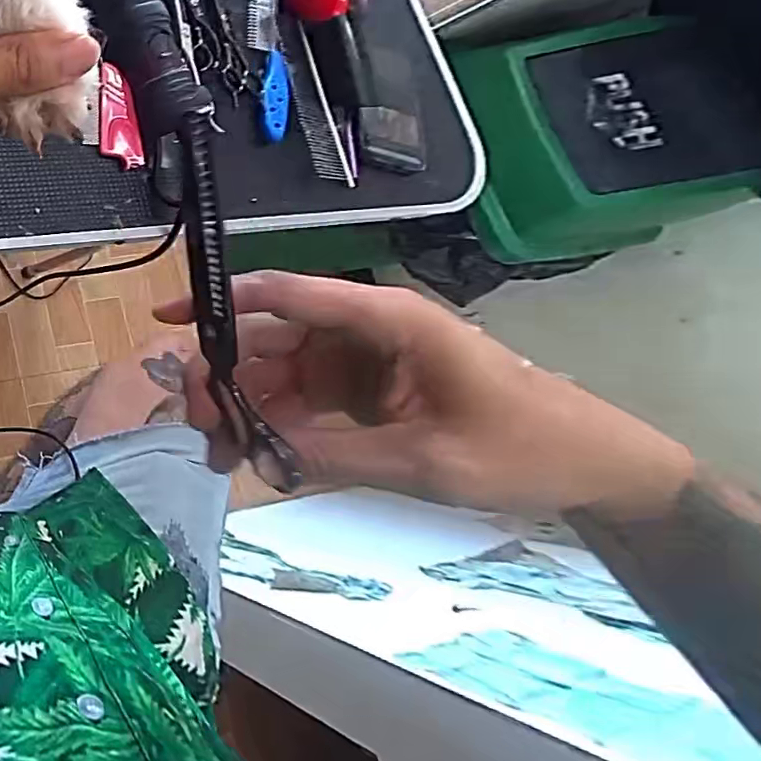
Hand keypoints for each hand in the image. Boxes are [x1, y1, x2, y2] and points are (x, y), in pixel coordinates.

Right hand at [156, 271, 694, 518]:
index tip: (168, 318)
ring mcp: (359, 357)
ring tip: (216, 448)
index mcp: (385, 319)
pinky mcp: (360, 385)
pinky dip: (273, 421)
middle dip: (224, 374)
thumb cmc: (524, 448)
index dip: (222, 301)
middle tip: (197, 422)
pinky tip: (252, 450)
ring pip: (278, 369)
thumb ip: (336, 455)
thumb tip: (258, 457)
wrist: (592, 465)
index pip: (288, 295)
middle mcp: (363, 327)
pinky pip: (301, 396)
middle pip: (271, 336)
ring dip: (244, 404)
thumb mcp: (427, 461)